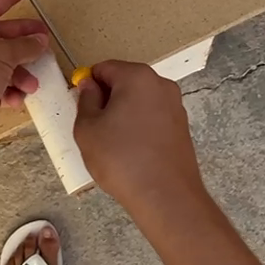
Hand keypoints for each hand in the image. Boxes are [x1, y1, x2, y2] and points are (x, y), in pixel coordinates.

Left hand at [0, 0, 49, 156]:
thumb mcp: (0, 53)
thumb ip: (23, 45)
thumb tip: (39, 41)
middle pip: (0, 40)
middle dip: (22, 44)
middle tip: (43, 40)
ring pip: (3, 67)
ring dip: (20, 74)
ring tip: (31, 83)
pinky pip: (1, 89)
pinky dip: (11, 92)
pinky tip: (16, 98)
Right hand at [74, 60, 205, 213]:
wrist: (166, 197)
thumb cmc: (121, 159)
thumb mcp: (87, 128)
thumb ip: (85, 100)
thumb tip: (89, 86)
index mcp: (137, 76)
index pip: (104, 68)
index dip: (88, 85)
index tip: (81, 108)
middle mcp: (161, 84)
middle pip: (124, 81)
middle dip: (107, 99)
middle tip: (95, 128)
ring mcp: (175, 105)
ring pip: (139, 100)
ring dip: (123, 113)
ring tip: (113, 143)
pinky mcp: (182, 126)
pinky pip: (152, 116)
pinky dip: (139, 126)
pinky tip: (132, 152)